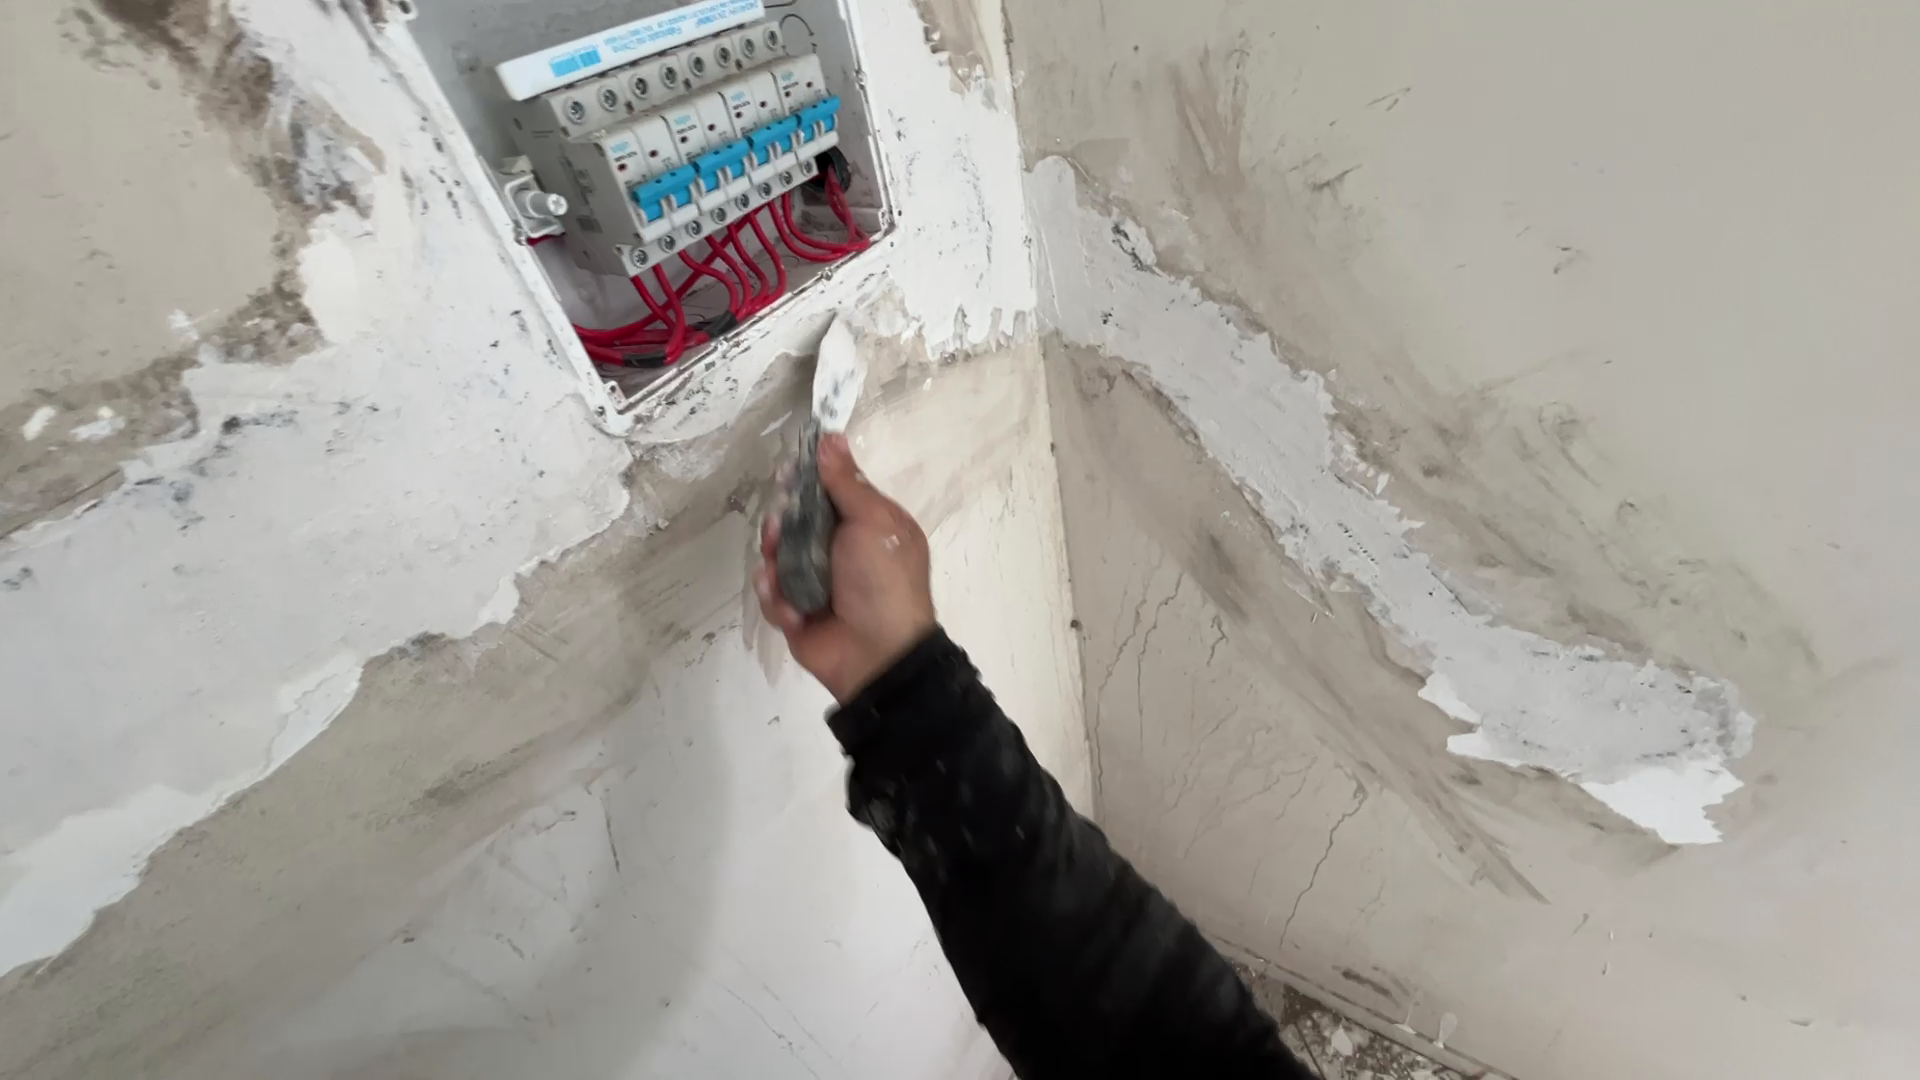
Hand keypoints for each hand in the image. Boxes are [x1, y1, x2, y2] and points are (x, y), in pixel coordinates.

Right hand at [755, 434, 935, 702]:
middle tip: (779, 526)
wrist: (876, 654)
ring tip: (781, 572)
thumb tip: (832, 436)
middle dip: (782, 522)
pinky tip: (794, 610)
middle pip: (794, 520)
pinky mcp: (796, 611)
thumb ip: (847, 482)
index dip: (806, 481)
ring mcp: (816, 581)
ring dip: (776, 561)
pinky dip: (779, 600)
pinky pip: (773, 594)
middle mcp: (839, 549)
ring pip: (777, 556)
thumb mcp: (873, 521)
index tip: (787, 472)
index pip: (828, 491)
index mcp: (866, 524)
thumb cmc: (882, 580)